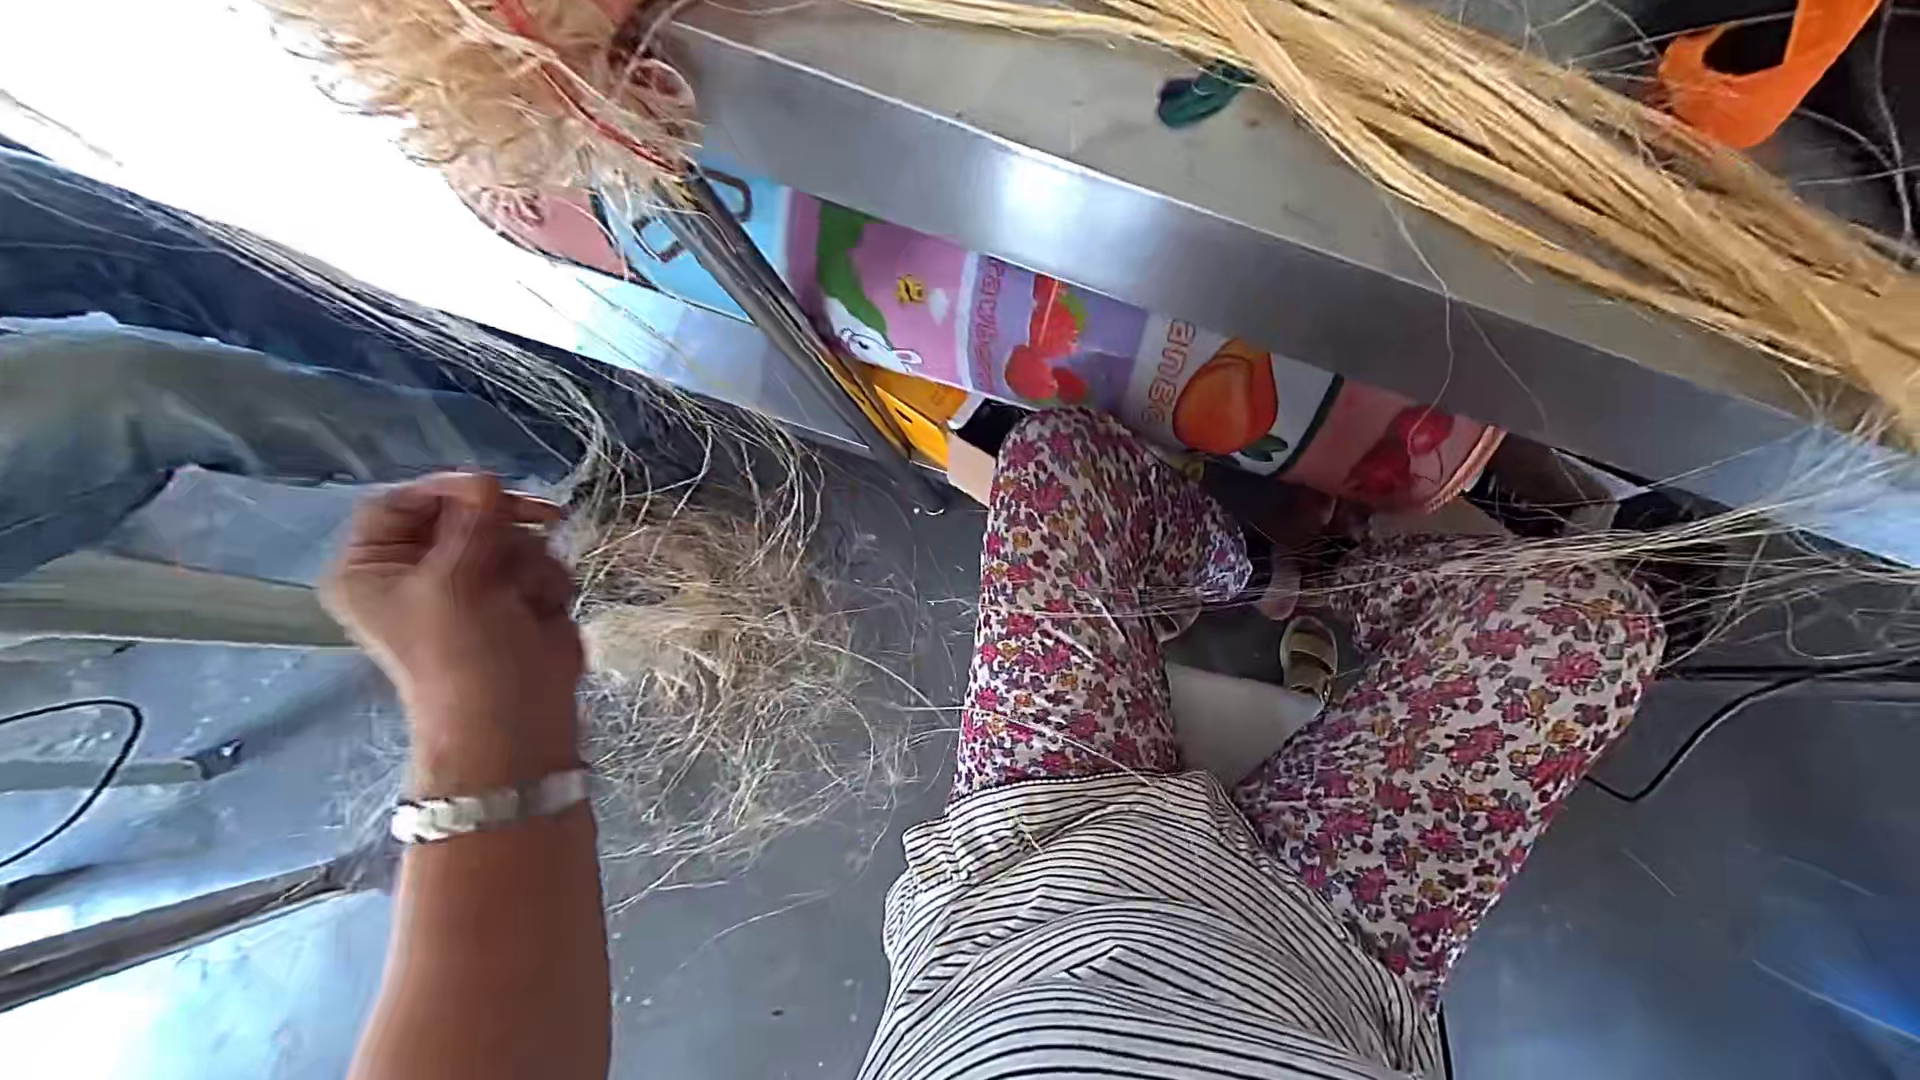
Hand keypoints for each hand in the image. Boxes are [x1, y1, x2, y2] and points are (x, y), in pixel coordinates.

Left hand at [323, 473, 583, 793]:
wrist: (516, 712)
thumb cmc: (465, 652)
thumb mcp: (456, 581)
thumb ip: (472, 522)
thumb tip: (486, 477)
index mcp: (375, 568)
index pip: (401, 503)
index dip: (447, 490)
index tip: (492, 489)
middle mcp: (420, 571)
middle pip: (465, 515)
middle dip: (505, 525)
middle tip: (545, 517)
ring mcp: (473, 584)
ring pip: (512, 537)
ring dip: (532, 560)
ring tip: (531, 595)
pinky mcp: (517, 596)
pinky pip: (539, 562)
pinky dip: (548, 580)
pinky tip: (545, 607)